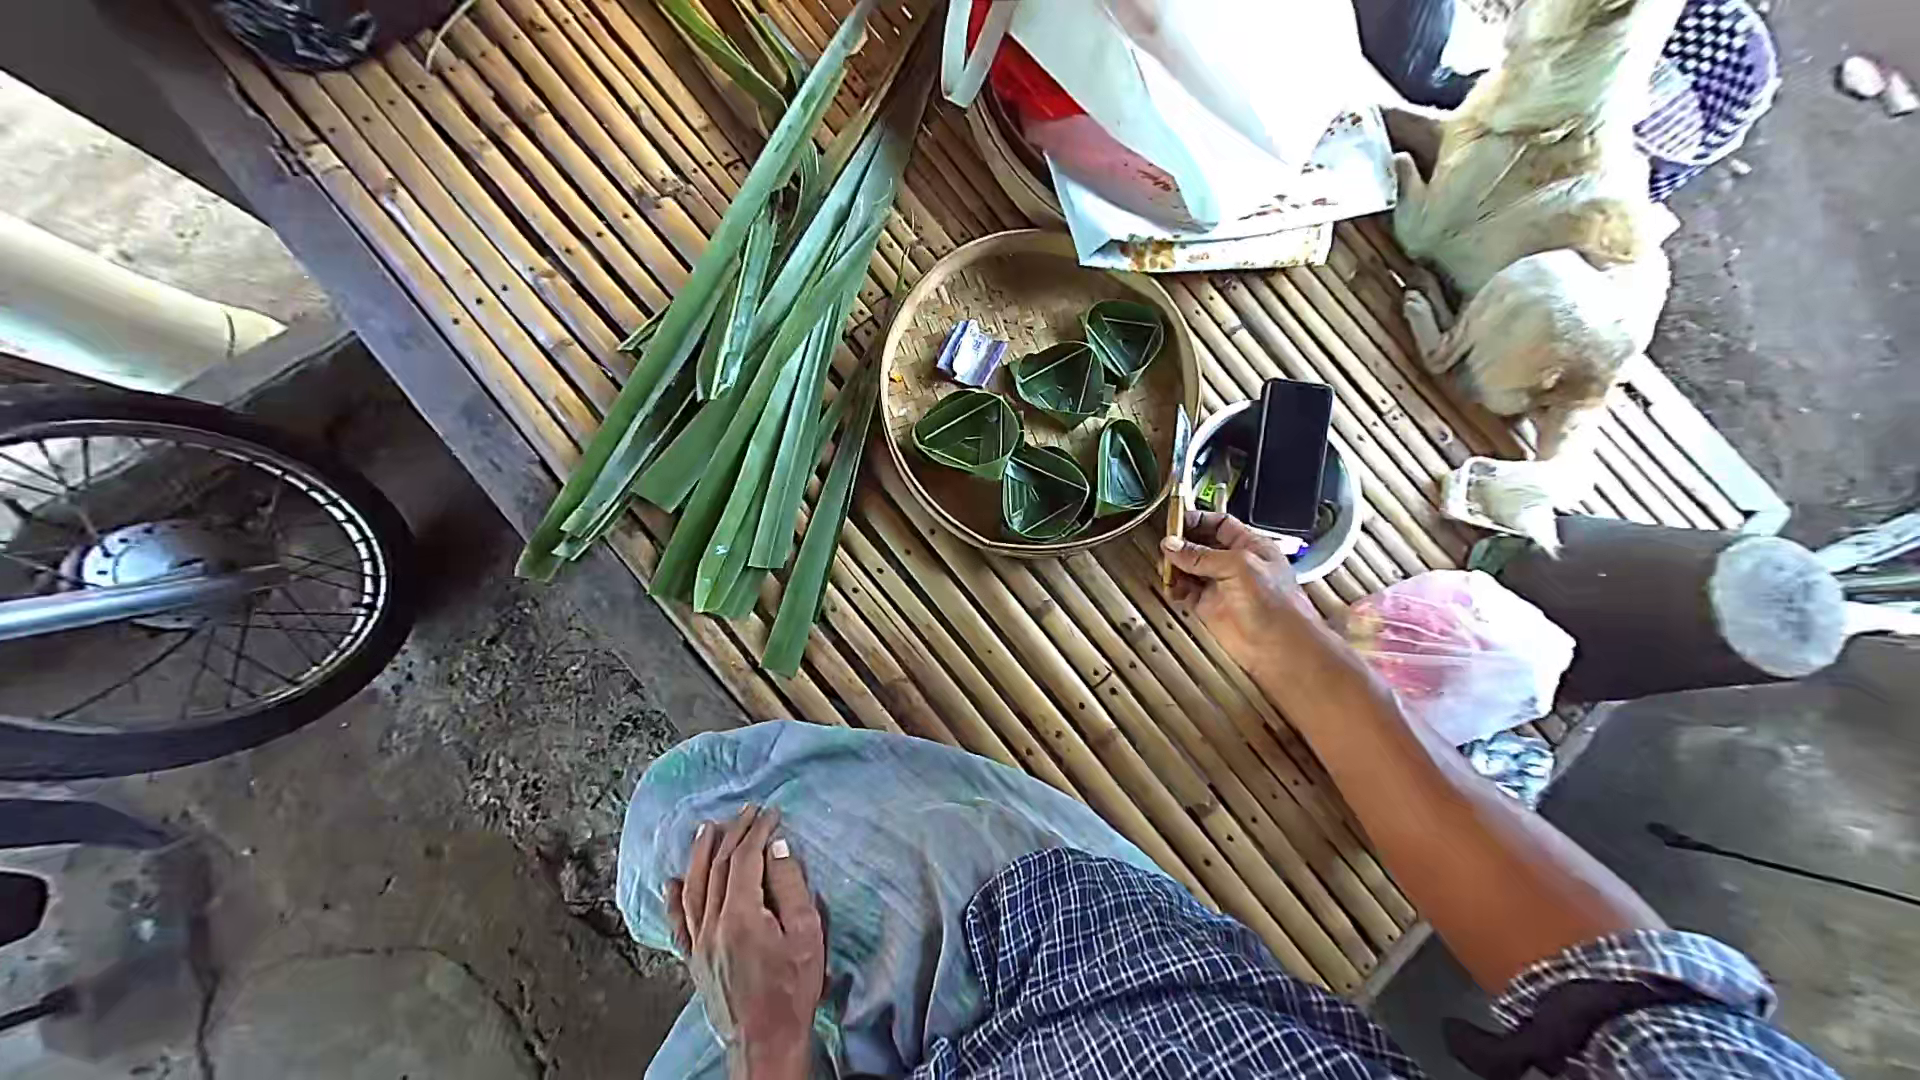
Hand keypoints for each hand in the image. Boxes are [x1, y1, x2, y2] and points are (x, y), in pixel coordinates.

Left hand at [668, 806, 823, 1079]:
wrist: (767, 1041)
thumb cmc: (793, 987)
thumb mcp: (807, 932)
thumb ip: (791, 886)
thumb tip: (777, 849)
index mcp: (741, 915)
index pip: (746, 858)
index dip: (758, 831)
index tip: (771, 813)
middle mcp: (713, 925)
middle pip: (720, 866)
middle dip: (734, 833)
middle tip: (748, 811)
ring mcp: (699, 943)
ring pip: (694, 887)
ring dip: (701, 853)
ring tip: (707, 829)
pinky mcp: (695, 959)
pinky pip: (679, 922)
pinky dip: (675, 898)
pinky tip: (674, 881)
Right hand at [1162, 510, 1314, 667]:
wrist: (1279, 646)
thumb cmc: (1275, 604)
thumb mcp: (1238, 567)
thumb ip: (1201, 555)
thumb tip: (1172, 545)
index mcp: (1249, 546)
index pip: (1219, 524)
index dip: (1197, 521)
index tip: (1176, 523)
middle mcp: (1234, 563)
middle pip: (1200, 545)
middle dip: (1181, 545)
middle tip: (1166, 548)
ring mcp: (1220, 585)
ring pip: (1189, 568)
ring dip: (1175, 567)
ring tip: (1167, 570)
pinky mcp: (1209, 606)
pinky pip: (1185, 591)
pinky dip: (1175, 588)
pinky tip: (1172, 588)